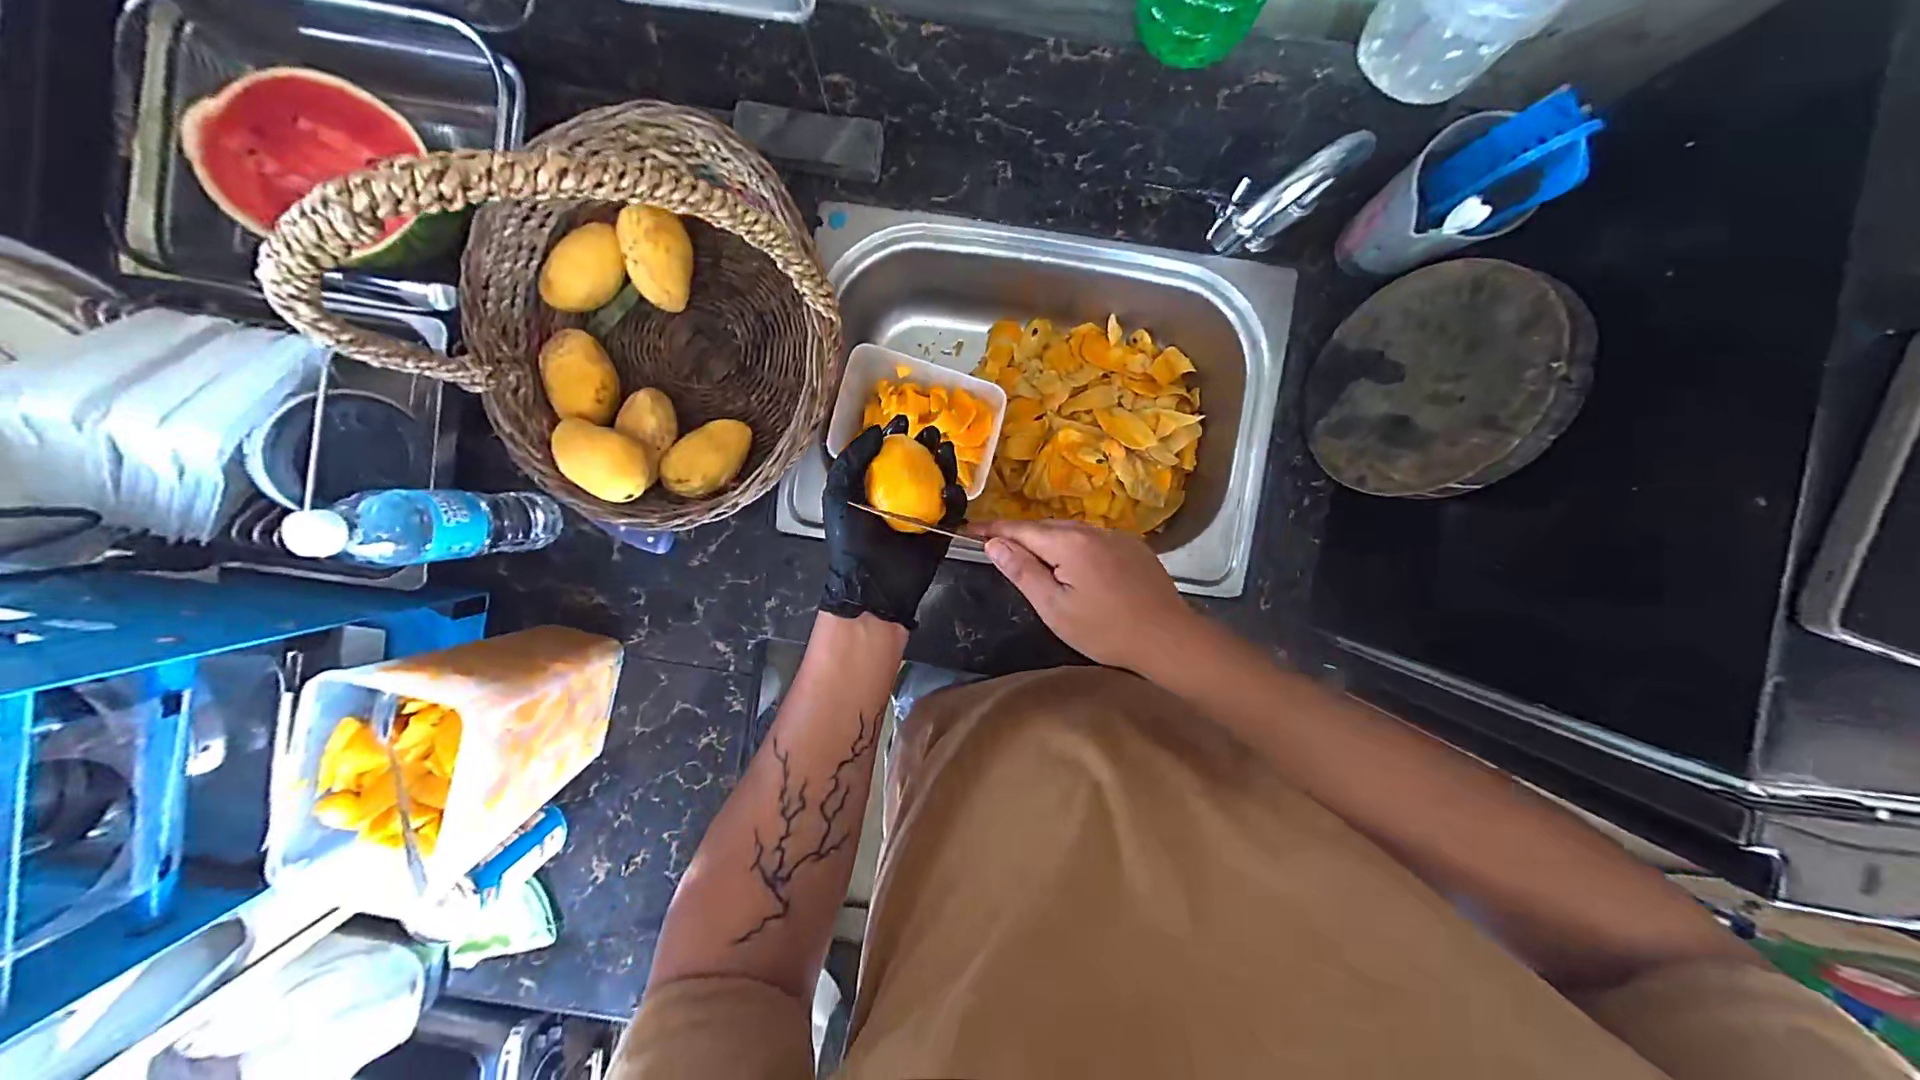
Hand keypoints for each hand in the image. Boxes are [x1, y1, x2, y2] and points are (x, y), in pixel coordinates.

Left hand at [819, 417, 966, 628]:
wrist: (872, 586)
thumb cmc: (851, 541)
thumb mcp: (839, 493)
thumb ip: (853, 459)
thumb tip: (877, 432)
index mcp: (875, 489)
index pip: (889, 455)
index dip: (896, 435)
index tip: (903, 420)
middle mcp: (900, 498)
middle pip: (920, 464)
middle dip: (927, 445)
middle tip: (932, 433)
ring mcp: (922, 515)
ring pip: (941, 482)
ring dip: (946, 465)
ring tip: (946, 450)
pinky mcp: (941, 532)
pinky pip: (954, 511)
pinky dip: (956, 498)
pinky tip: (952, 487)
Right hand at [974, 519, 1207, 672]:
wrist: (1168, 639)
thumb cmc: (1105, 630)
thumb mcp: (1054, 608)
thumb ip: (1022, 571)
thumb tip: (994, 544)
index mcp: (1069, 543)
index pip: (1020, 528)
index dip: (992, 529)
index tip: (968, 530)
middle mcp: (1093, 530)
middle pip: (1045, 526)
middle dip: (1019, 535)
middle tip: (996, 548)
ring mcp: (1117, 537)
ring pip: (1070, 531)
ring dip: (1047, 541)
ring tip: (1031, 559)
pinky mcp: (1134, 547)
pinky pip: (1093, 539)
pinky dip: (1074, 546)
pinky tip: (1074, 567)